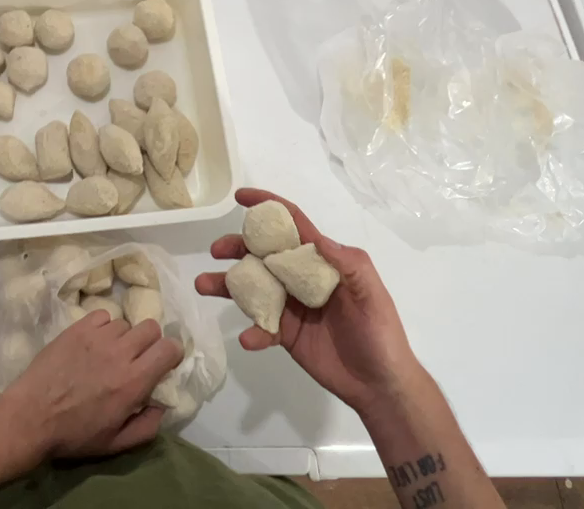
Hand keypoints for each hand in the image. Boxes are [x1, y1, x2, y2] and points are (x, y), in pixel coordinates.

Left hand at [0, 310, 182, 461]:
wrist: (33, 416)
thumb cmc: (75, 434)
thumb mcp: (116, 444)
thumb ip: (147, 426)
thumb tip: (162, 405)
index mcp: (133, 382)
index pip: (168, 348)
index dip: (171, 353)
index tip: (164, 363)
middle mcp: (119, 353)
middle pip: (150, 327)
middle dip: (150, 342)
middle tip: (137, 358)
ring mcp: (97, 336)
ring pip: (125, 323)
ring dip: (123, 337)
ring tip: (109, 354)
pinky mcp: (77, 327)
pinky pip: (102, 316)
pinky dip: (103, 327)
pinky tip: (92, 344)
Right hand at [196, 188, 419, 412]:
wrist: (380, 385)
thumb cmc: (380, 332)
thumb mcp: (371, 293)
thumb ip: (347, 264)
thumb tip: (317, 239)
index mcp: (319, 260)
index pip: (291, 224)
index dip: (267, 206)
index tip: (240, 197)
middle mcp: (299, 277)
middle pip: (262, 253)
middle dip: (236, 246)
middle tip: (217, 250)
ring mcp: (289, 305)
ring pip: (251, 286)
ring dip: (227, 283)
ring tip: (203, 284)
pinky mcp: (284, 333)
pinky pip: (260, 326)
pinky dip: (252, 331)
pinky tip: (249, 338)